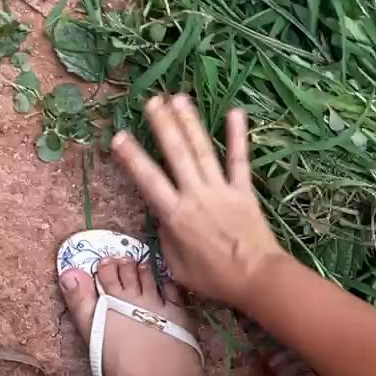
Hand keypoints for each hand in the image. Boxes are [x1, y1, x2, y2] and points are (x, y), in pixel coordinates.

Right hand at [109, 94, 289, 307]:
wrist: (256, 278)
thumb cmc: (214, 278)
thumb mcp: (177, 266)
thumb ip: (167, 238)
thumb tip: (164, 217)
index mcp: (176, 216)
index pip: (149, 181)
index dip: (132, 158)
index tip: (119, 137)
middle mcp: (196, 196)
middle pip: (176, 155)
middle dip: (162, 126)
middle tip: (152, 101)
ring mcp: (221, 190)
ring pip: (203, 151)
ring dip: (190, 122)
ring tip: (179, 98)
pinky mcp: (243, 191)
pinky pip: (239, 160)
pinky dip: (238, 136)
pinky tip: (235, 112)